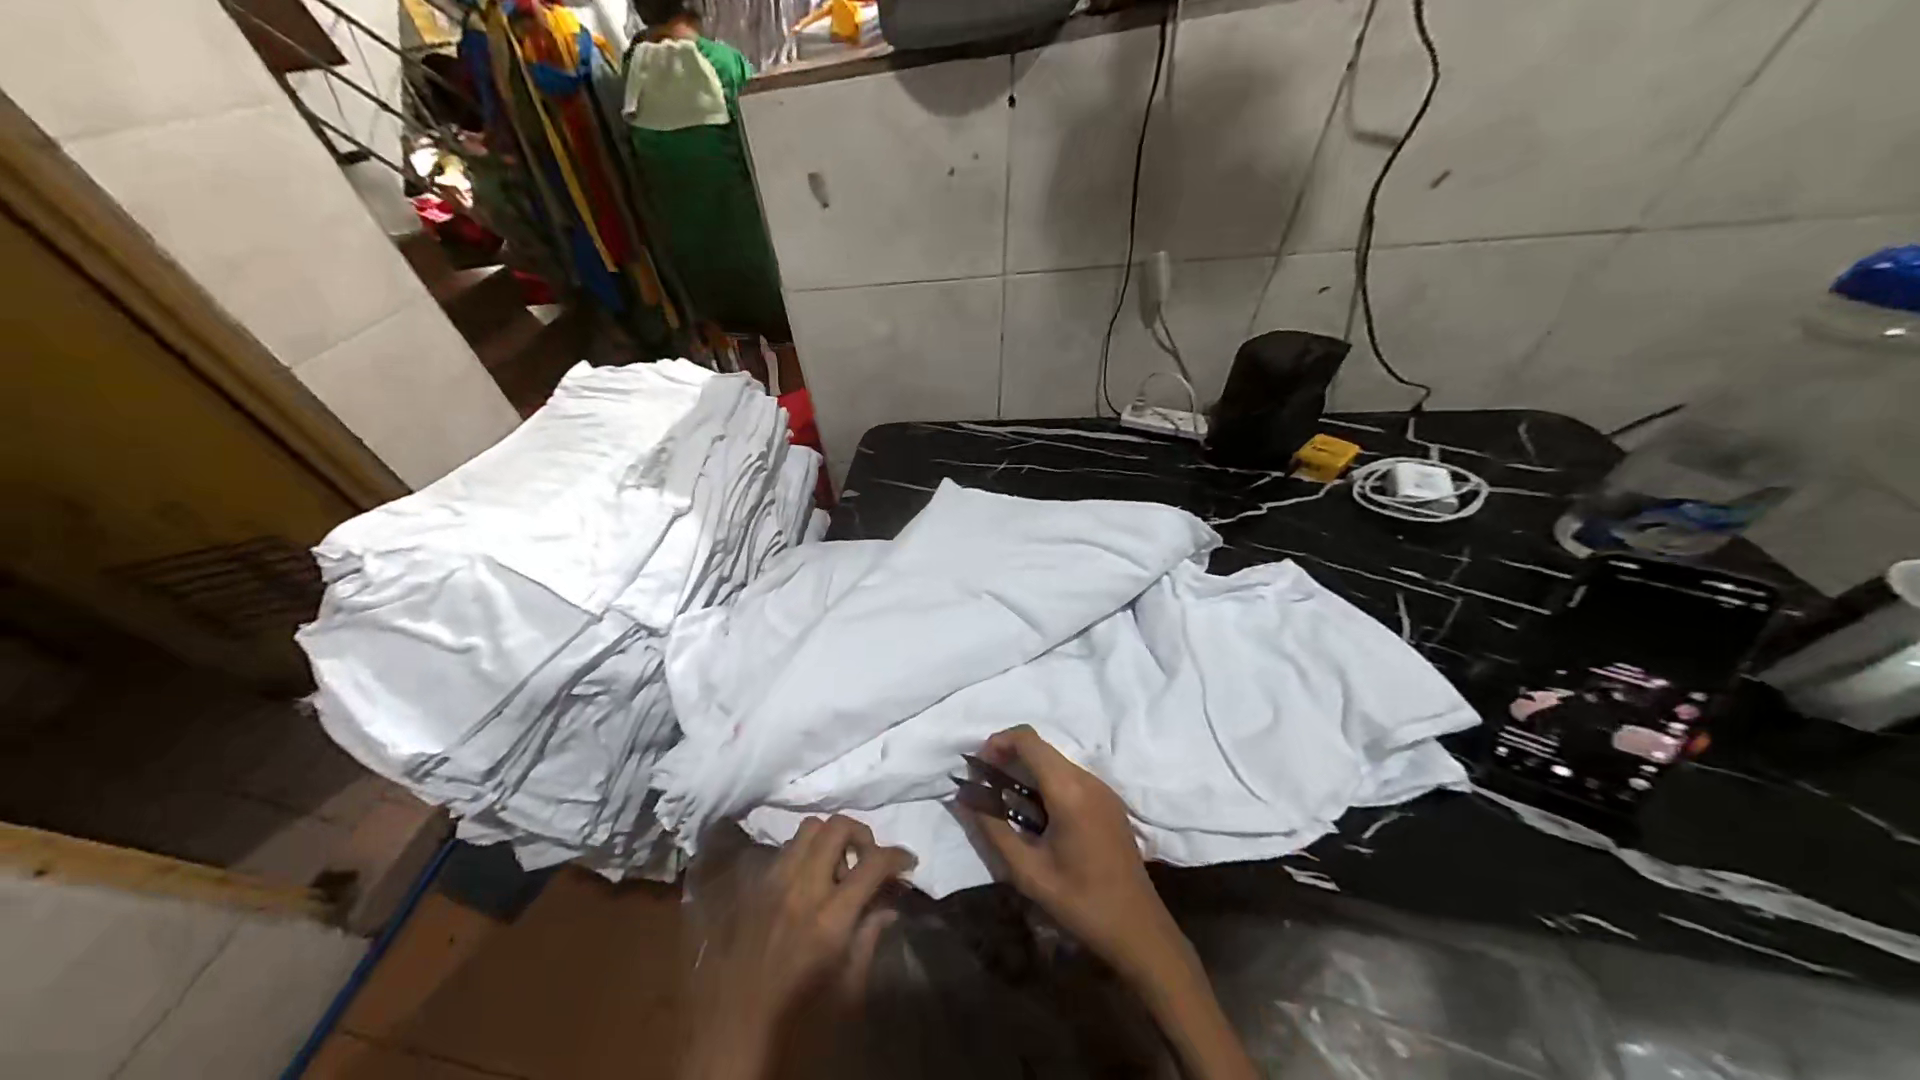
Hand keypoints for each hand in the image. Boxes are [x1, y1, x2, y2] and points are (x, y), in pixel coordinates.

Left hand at [682, 816, 913, 1079]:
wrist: (732, 1044)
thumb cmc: (799, 1027)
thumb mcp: (848, 991)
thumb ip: (869, 937)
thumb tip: (886, 904)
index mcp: (829, 918)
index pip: (873, 862)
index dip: (898, 855)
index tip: (908, 863)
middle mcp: (800, 889)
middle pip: (836, 827)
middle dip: (863, 835)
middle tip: (871, 860)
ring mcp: (771, 886)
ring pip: (807, 830)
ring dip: (830, 839)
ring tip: (838, 869)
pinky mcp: (751, 893)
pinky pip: (783, 852)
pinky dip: (804, 854)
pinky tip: (808, 885)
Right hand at [965, 727, 1259, 1079]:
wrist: (1138, 929)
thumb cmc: (1080, 902)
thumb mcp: (1027, 871)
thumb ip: (993, 828)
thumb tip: (965, 797)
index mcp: (1069, 791)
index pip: (1028, 739)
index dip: (997, 743)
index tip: (977, 768)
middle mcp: (1088, 779)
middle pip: (1041, 747)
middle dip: (1008, 757)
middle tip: (986, 788)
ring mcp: (1103, 789)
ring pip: (1055, 762)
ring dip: (1027, 771)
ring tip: (1006, 805)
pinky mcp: (1109, 802)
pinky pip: (1070, 778)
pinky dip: (1046, 783)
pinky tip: (1036, 817)